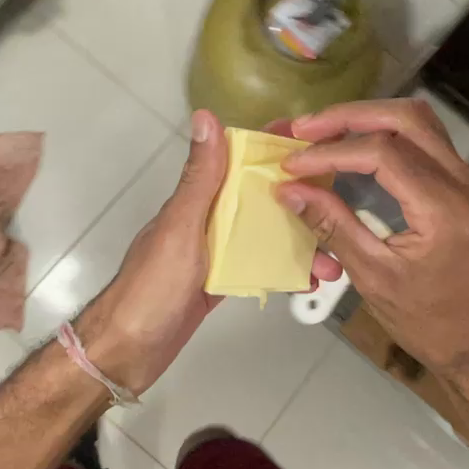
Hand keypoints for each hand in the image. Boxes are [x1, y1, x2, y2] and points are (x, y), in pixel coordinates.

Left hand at [83, 110, 343, 395]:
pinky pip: (257, 270)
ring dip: (298, 245)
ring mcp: (212, 255)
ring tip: (333, 263)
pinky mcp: (218, 285)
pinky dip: (282, 273)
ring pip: (263, 239)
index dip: (268, 149)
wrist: (127, 352)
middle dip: (299, 204)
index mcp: (195, 202)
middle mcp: (206, 222)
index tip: (309, 141)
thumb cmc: (151, 288)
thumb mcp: (180, 228)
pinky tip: (309, 281)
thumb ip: (199, 179)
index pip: (236, 163)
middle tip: (340, 210)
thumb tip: (206, 117)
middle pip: (258, 202)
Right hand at [275, 99, 468, 382]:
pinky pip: (424, 139)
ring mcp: (467, 180)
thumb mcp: (372, 276)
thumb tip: (289, 190)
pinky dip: (386, 131)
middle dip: (349, 116)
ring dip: (368, 116)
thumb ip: (332, 225)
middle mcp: (462, 182)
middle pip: (405, 119)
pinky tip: (354, 143)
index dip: (331, 152)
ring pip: (418, 121)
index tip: (292, 164)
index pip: (382, 154)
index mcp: (442, 208)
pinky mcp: (462, 185)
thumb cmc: (424, 319)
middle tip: (304, 129)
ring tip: (324, 130)